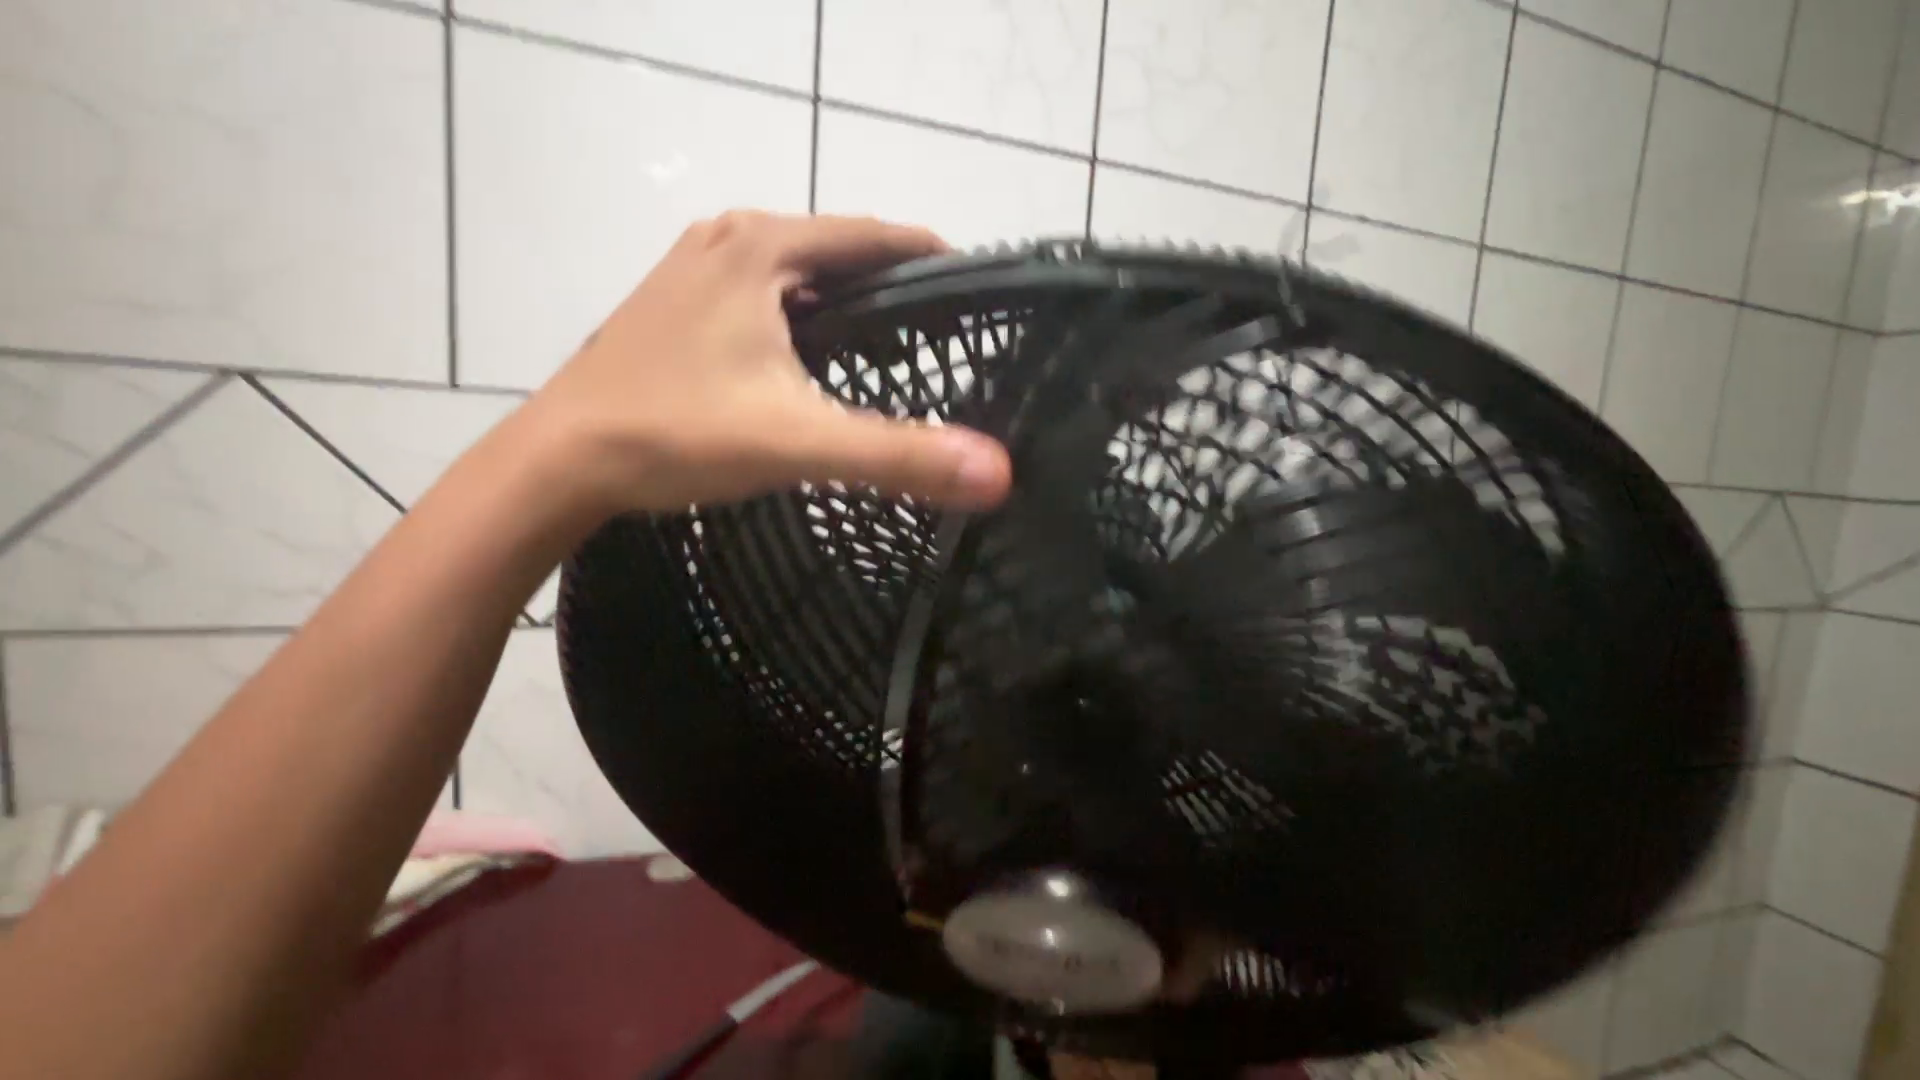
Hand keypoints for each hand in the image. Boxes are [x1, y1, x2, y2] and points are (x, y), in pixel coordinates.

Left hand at [524, 210, 1013, 517]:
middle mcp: (728, 238)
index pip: (876, 237)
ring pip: (795, 274)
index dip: (932, 261)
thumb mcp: (797, 443)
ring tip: (890, 351)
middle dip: (891, 286)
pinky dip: (798, 318)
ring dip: (842, 302)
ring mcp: (693, 268)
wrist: (559, 461)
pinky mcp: (674, 303)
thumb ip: (898, 455)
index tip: (977, 297)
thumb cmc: (677, 434)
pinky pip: (760, 295)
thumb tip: (998, 473)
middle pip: (837, 251)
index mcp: (764, 246)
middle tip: (941, 338)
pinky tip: (810, 363)